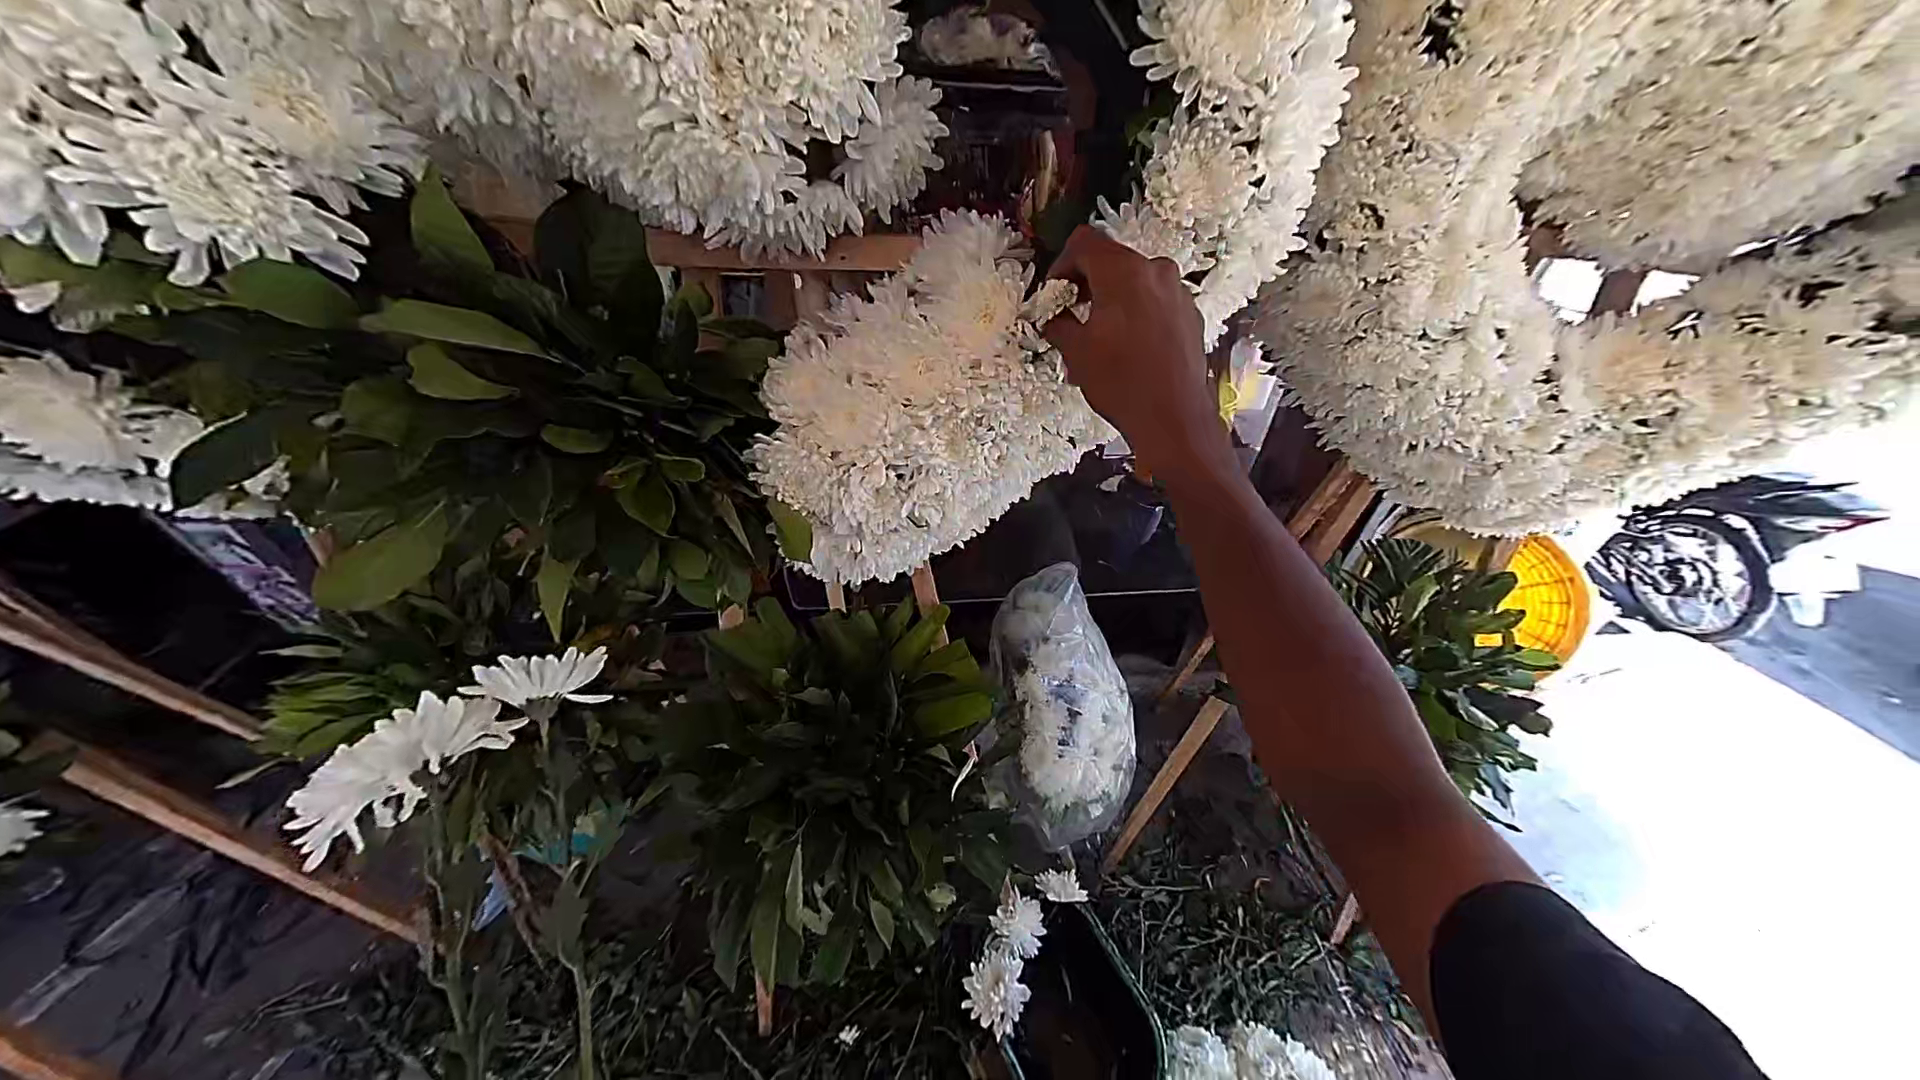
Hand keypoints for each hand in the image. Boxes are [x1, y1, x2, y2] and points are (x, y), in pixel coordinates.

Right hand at [1041, 226, 1232, 481]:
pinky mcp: (1190, 314)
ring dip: (1111, 300)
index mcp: (1123, 272)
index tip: (1054, 293)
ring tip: (1097, 337)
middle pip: (1111, 261)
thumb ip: (1058, 323)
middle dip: (1086, 284)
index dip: (1061, 264)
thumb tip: (1051, 317)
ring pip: (1134, 282)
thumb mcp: (1076, 353)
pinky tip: (1127, 347)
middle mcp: (1155, 271)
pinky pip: (1154, 301)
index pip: (1084, 242)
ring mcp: (1177, 292)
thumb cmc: (1121, 382)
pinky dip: (1135, 313)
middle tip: (1070, 315)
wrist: (1173, 418)